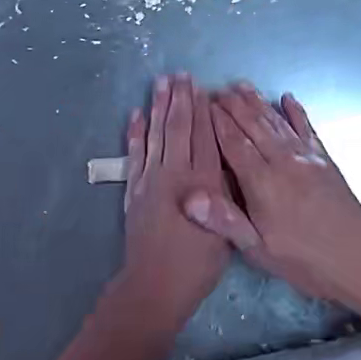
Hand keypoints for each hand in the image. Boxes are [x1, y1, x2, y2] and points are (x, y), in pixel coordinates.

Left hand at [118, 74, 231, 323]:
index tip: (204, 88)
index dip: (205, 111)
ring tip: (161, 82)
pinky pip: (135, 152)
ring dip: (158, 106)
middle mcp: (175, 173)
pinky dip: (136, 131)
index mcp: (202, 183)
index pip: (205, 138)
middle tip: (181, 74)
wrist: (156, 284)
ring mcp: (151, 178)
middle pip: (179, 128)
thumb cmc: (197, 264)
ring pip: (156, 133)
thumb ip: (225, 195)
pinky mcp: (134, 188)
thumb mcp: (226, 233)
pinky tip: (137, 114)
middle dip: (181, 99)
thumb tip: (226, 163)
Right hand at [188, 83, 360, 303]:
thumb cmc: (303, 260)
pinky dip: (295, 111)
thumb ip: (224, 220)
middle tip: (215, 89)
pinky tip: (287, 98)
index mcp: (261, 182)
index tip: (201, 103)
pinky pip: (306, 127)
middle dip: (232, 105)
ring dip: (257, 101)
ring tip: (241, 85)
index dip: (216, 121)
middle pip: (252, 125)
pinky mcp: (324, 159)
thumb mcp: (258, 250)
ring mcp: (305, 157)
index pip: (232, 142)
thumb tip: (189, 197)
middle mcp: (281, 160)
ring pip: (275, 122)